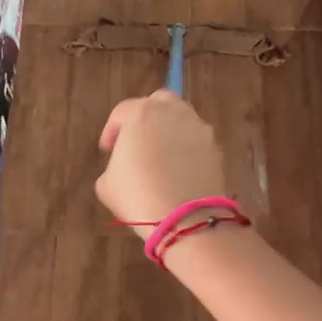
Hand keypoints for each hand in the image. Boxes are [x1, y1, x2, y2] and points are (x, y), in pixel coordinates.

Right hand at [95, 91, 227, 238]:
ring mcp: (198, 128)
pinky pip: (197, 141)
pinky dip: (187, 149)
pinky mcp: (215, 147)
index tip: (108, 149)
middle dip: (147, 117)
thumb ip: (114, 164)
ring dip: (170, 130)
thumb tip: (126, 166)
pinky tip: (180, 170)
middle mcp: (172, 112)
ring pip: (182, 118)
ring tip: (162, 155)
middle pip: (158, 102)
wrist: (185, 218)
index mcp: (141, 113)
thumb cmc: (138, 196)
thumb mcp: (107, 184)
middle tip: (138, 140)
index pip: (121, 112)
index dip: (112, 130)